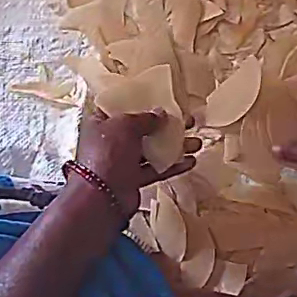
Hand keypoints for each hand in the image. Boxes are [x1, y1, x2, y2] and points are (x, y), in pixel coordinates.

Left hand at [73, 109, 195, 213]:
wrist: (102, 197)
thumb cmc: (107, 153)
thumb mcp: (125, 125)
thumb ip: (146, 118)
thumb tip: (161, 113)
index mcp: (100, 123)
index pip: (120, 108)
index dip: (140, 102)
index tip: (160, 99)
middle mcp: (110, 141)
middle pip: (142, 129)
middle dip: (165, 126)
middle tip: (186, 121)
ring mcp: (121, 161)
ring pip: (152, 150)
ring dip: (174, 146)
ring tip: (196, 143)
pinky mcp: (132, 179)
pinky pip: (155, 169)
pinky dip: (172, 166)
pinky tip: (190, 162)